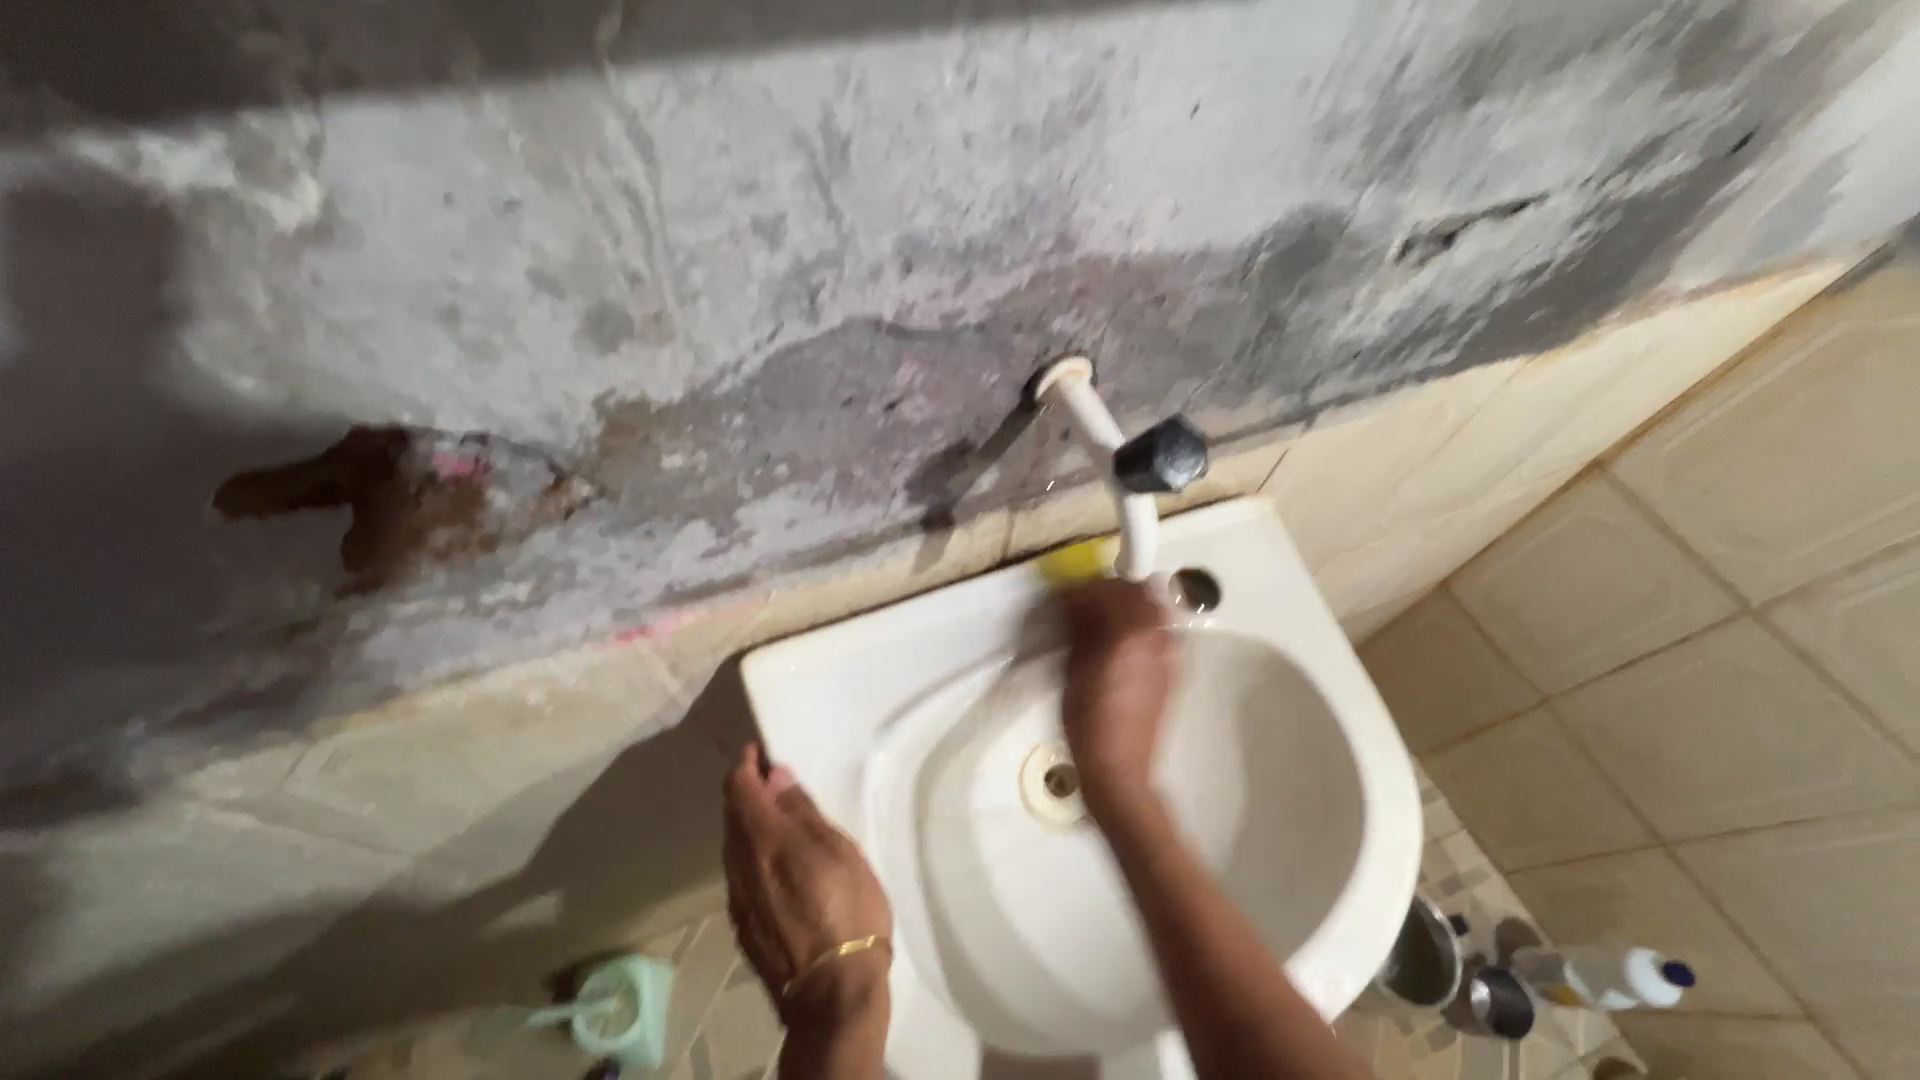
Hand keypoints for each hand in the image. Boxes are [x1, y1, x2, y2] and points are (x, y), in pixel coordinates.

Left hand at [723, 744, 892, 1027]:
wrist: (832, 991)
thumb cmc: (848, 909)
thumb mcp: (839, 850)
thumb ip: (803, 812)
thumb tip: (777, 777)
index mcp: (764, 841)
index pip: (739, 789)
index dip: (745, 765)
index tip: (760, 751)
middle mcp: (740, 866)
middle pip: (732, 816)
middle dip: (746, 792)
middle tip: (772, 778)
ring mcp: (738, 898)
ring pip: (734, 846)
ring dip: (748, 823)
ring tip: (777, 816)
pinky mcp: (744, 924)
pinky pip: (740, 873)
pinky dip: (752, 853)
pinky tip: (775, 860)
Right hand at [1059, 578, 1176, 819]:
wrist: (1122, 768)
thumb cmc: (1088, 723)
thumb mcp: (1074, 670)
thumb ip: (1080, 629)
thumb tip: (1075, 602)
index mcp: (1130, 633)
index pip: (1109, 589)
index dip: (1084, 588)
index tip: (1065, 596)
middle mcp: (1158, 635)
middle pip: (1141, 589)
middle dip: (1111, 590)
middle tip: (1084, 604)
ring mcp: (1171, 651)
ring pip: (1156, 606)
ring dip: (1129, 605)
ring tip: (1102, 622)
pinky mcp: (1174, 668)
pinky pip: (1161, 629)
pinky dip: (1141, 625)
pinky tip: (1119, 644)